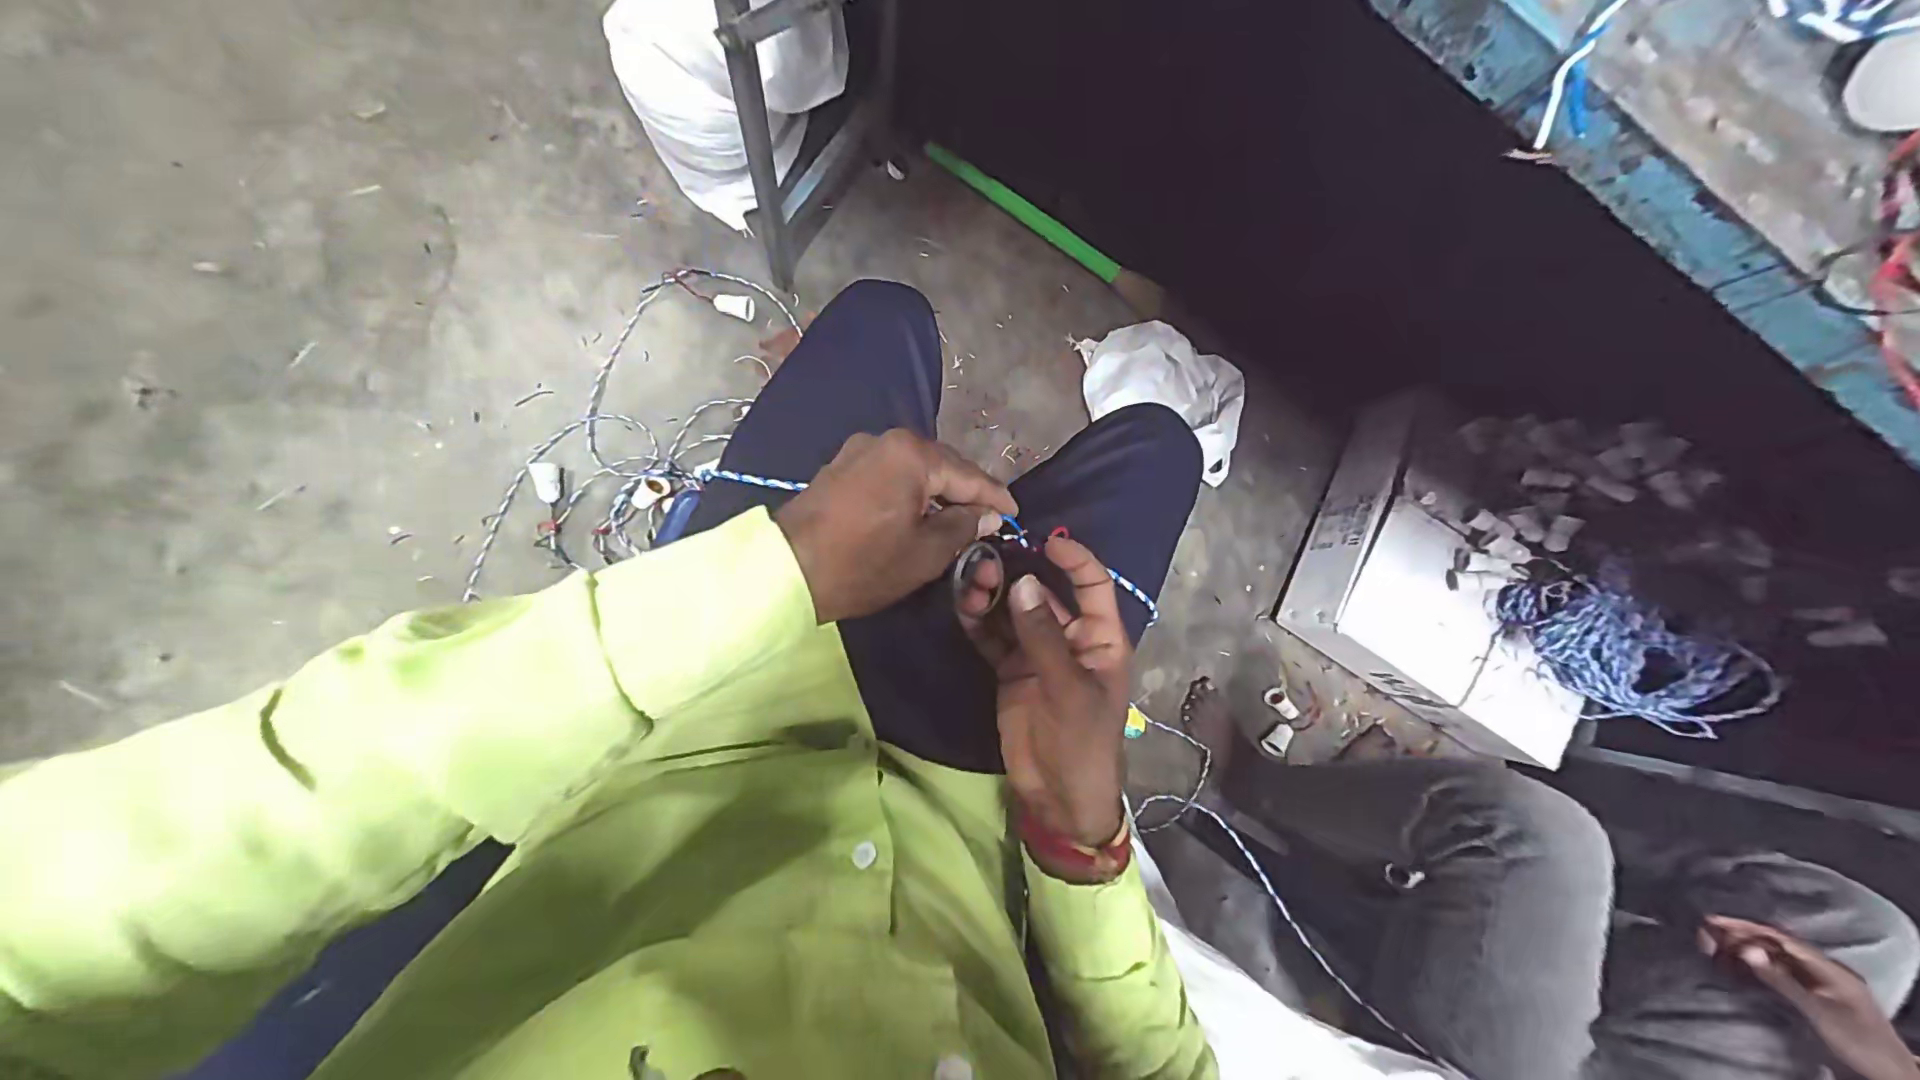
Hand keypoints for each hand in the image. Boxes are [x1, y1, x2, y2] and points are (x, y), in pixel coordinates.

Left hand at [775, 429, 1014, 624]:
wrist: (787, 572)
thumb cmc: (864, 564)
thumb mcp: (925, 552)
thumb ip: (964, 525)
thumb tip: (985, 514)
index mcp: (911, 455)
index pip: (968, 474)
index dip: (995, 496)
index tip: (1014, 512)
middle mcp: (885, 441)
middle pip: (941, 465)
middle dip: (967, 491)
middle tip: (989, 517)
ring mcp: (858, 451)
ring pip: (915, 468)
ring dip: (938, 490)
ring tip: (959, 516)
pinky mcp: (841, 467)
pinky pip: (890, 473)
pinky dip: (911, 490)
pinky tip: (920, 510)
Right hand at [959, 535, 1131, 878]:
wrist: (1060, 794)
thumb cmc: (1082, 741)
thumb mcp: (1068, 688)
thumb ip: (1042, 636)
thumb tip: (1021, 583)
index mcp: (1098, 638)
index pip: (1092, 586)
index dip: (1075, 560)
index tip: (1047, 541)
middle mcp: (1068, 638)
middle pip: (1042, 594)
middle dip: (1016, 577)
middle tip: (984, 565)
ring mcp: (1036, 653)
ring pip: (1012, 613)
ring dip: (992, 597)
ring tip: (968, 585)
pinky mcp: (1011, 669)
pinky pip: (993, 638)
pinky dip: (978, 623)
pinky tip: (962, 608)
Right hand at [1700, 915, 1919, 1079]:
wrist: (1887, 1078)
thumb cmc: (1856, 1042)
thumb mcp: (1818, 1011)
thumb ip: (1780, 979)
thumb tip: (1742, 948)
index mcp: (1830, 970)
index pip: (1779, 938)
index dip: (1743, 926)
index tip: (1709, 920)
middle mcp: (1821, 972)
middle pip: (1772, 946)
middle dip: (1737, 939)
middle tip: (1704, 938)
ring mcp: (1815, 985)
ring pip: (1769, 959)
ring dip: (1739, 954)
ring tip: (1712, 955)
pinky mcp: (1807, 998)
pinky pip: (1772, 975)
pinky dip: (1749, 970)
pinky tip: (1732, 971)